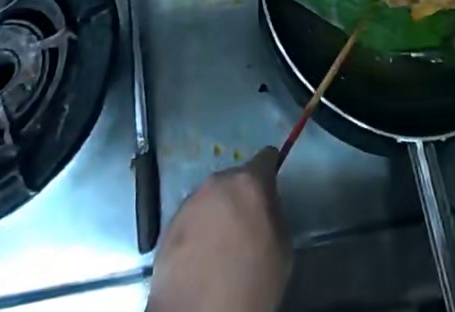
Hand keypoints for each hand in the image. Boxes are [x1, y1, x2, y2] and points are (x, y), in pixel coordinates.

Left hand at [147, 148, 291, 311]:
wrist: (198, 310)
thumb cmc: (251, 282)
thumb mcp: (282, 249)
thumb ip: (274, 214)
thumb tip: (266, 206)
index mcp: (249, 184)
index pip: (265, 159)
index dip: (272, 168)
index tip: (274, 179)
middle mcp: (217, 181)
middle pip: (236, 178)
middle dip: (244, 195)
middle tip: (250, 224)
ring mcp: (192, 197)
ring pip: (213, 195)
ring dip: (221, 209)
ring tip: (226, 241)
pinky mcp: (172, 217)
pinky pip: (195, 213)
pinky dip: (202, 225)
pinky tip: (205, 251)